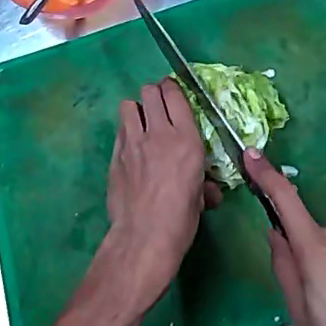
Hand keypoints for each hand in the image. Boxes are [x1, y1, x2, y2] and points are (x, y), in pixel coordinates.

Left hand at [98, 78, 219, 313]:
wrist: (144, 236)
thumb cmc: (181, 219)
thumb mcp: (200, 197)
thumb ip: (204, 184)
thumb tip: (209, 191)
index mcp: (186, 139)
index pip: (175, 94)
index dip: (173, 88)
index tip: (174, 92)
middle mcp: (159, 133)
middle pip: (150, 92)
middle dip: (154, 94)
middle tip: (159, 104)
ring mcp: (133, 142)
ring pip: (129, 104)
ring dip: (136, 109)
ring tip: (142, 122)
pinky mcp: (116, 155)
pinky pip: (120, 130)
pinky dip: (126, 130)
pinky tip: (132, 145)